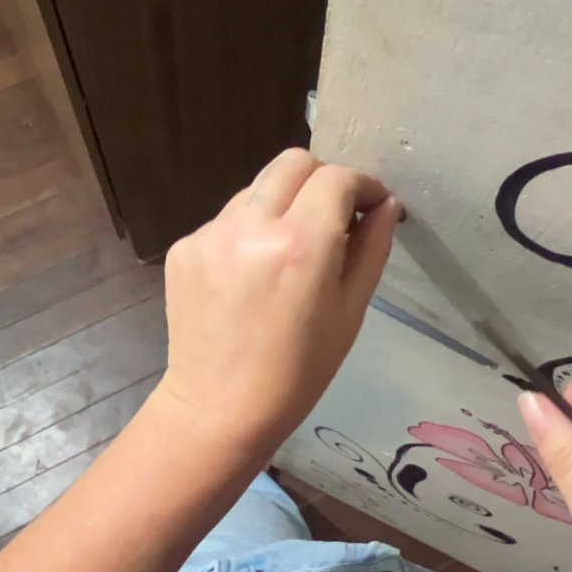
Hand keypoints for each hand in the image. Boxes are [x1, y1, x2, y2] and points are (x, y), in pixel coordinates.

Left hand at [152, 149, 399, 456]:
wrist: (220, 408)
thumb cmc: (299, 371)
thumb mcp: (350, 311)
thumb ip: (372, 248)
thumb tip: (386, 206)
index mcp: (301, 244)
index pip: (338, 178)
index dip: (363, 185)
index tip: (371, 206)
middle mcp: (251, 226)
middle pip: (293, 163)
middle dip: (322, 180)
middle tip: (333, 218)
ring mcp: (210, 235)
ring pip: (257, 189)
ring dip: (282, 205)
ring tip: (288, 254)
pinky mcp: (184, 248)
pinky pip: (227, 220)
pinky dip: (248, 233)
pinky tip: (251, 276)